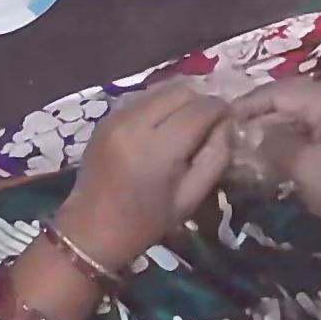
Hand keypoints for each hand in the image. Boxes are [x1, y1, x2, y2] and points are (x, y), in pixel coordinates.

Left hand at [55, 82, 233, 271]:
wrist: (91, 230)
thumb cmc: (145, 222)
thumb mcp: (190, 198)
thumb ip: (215, 157)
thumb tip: (228, 124)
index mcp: (156, 150)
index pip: (200, 110)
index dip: (221, 110)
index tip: (230, 120)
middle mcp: (133, 124)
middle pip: (181, 91)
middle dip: (201, 102)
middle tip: (209, 122)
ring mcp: (115, 117)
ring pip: (160, 89)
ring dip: (179, 102)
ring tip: (186, 124)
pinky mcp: (105, 117)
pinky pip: (141, 98)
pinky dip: (158, 106)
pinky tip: (161, 127)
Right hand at [232, 77, 320, 260]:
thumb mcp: (303, 163)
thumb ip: (267, 143)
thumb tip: (236, 133)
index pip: (275, 92)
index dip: (244, 106)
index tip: (216, 122)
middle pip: (280, 103)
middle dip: (251, 119)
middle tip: (221, 135)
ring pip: (285, 122)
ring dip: (260, 134)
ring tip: (232, 148)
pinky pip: (295, 138)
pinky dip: (274, 147)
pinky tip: (253, 160)